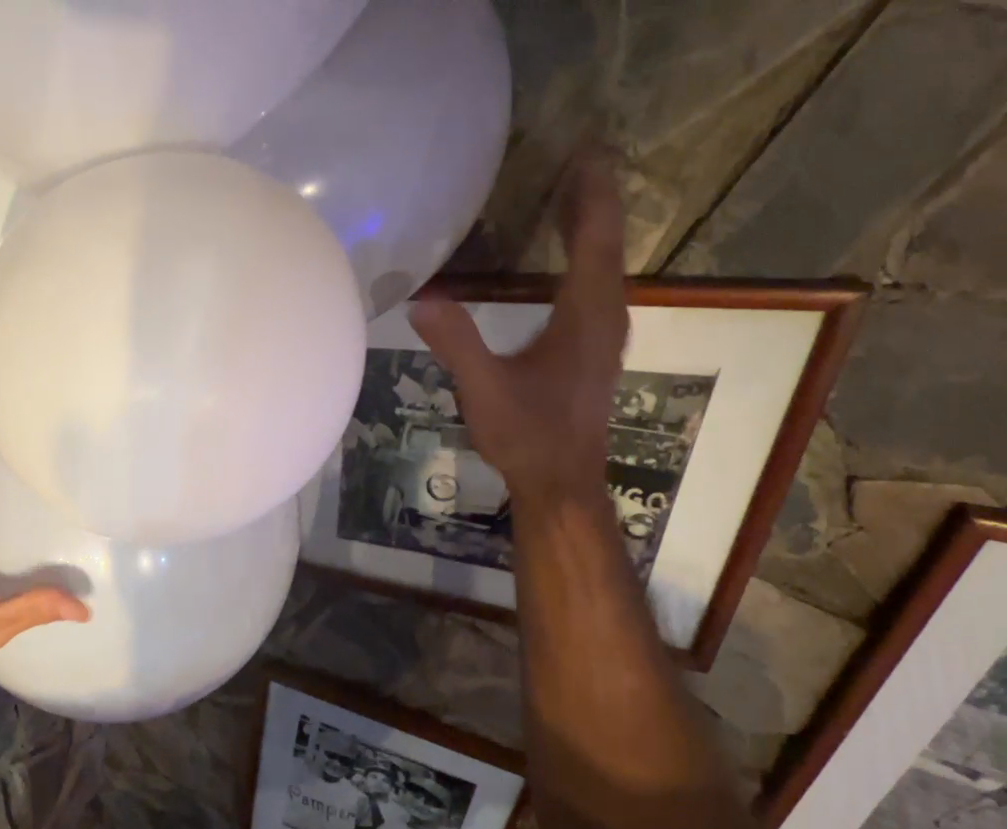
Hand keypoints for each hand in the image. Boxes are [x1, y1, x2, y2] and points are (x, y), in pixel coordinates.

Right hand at [409, 150, 630, 503]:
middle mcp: (606, 314)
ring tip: (573, 195)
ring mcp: (604, 333)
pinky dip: (586, 257)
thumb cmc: (528, 434)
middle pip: (607, 242)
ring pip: (606, 264)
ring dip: (592, 227)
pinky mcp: (594, 349)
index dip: (591, 192)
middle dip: (594, 199)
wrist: (561, 480)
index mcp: (585, 314)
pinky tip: (566, 260)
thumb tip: (421, 298)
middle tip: (580, 157)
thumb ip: (457, 341)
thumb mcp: (485, 388)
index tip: (588, 149)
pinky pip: (597, 285)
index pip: (594, 237)